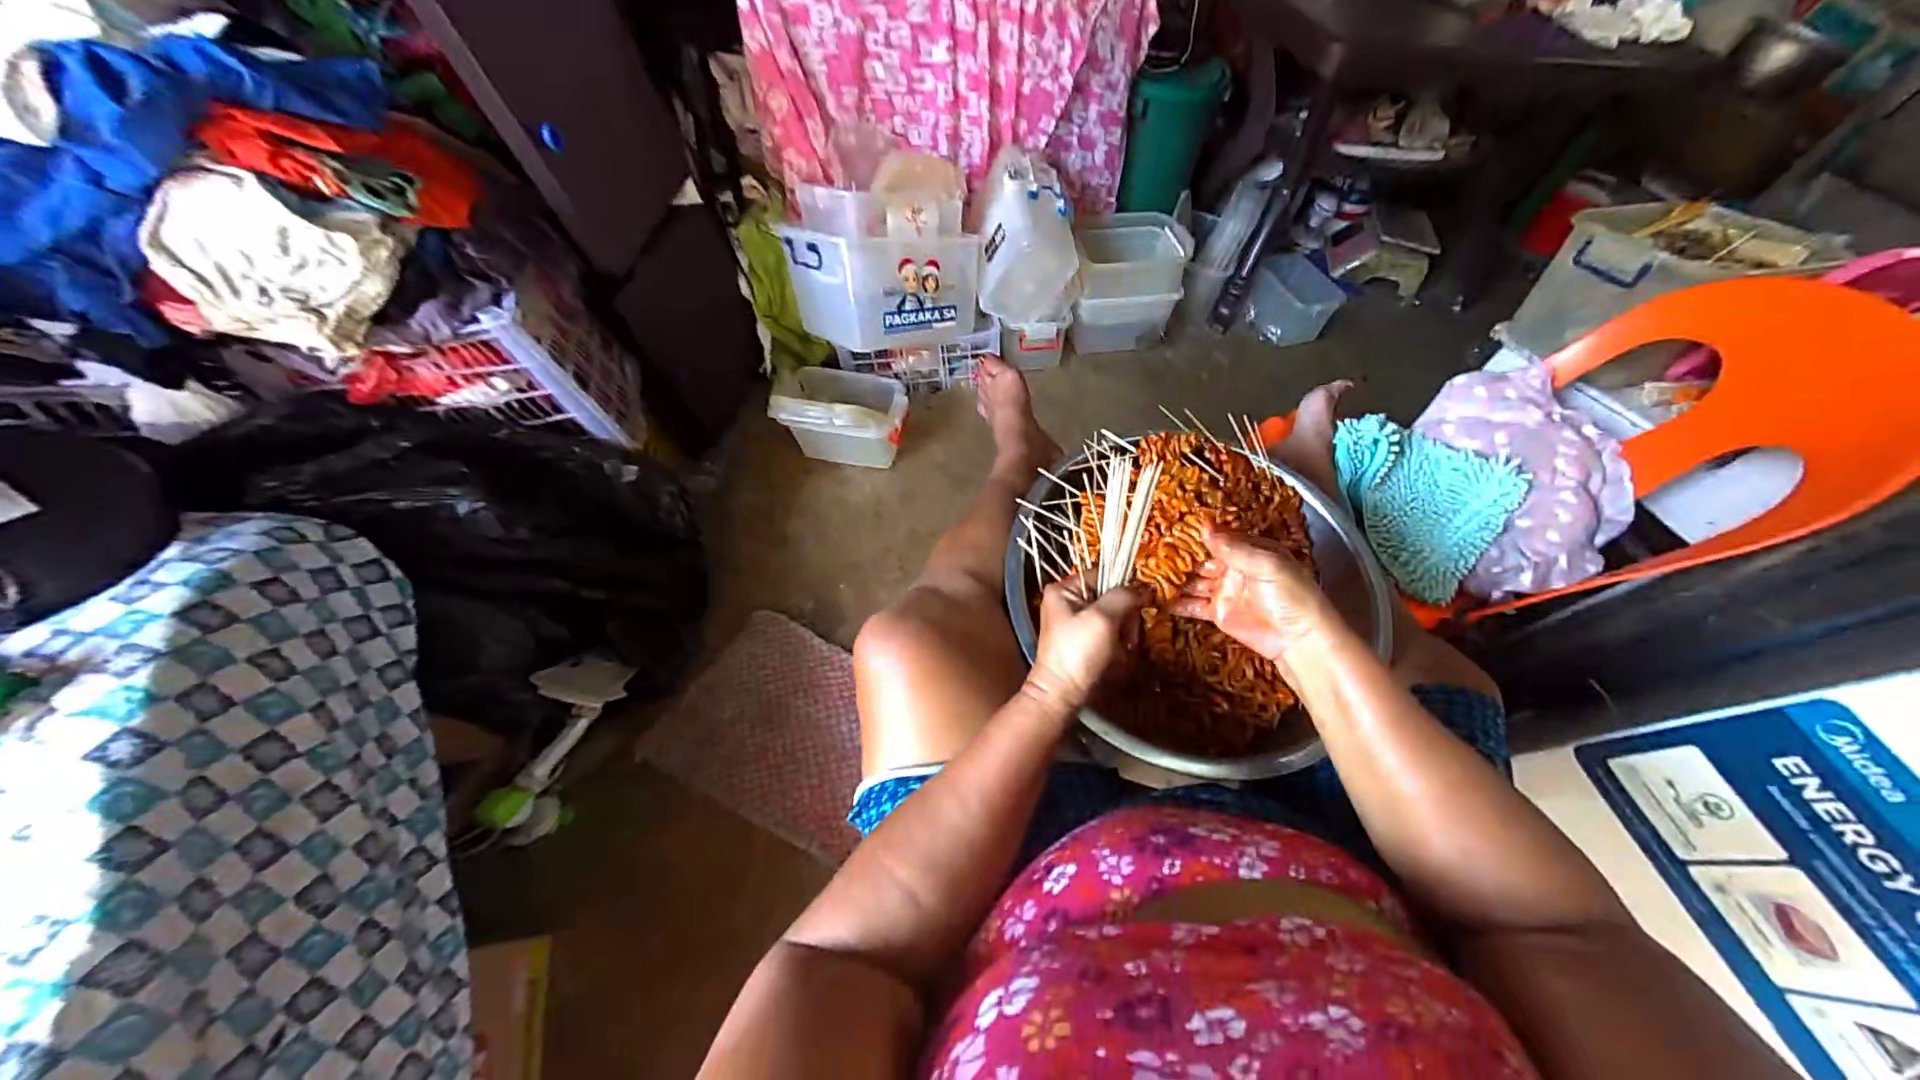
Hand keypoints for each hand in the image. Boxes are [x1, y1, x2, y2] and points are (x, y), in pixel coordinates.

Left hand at [1023, 577, 1145, 711]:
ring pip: (1114, 615)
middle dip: (1125, 614)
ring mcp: (1076, 622)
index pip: (1102, 573)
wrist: (1061, 693)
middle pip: (1110, 596)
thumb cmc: (1077, 652)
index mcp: (1063, 589)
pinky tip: (1119, 654)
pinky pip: (1109, 632)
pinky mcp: (1084, 641)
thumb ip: (1123, 596)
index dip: (1124, 584)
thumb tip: (1144, 586)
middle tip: (1126, 632)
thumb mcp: (1102, 618)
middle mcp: (1068, 601)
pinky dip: (1118, 642)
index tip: (1141, 599)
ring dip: (1124, 630)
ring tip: (1122, 646)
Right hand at [1169, 528, 1341, 671]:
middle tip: (1154, 550)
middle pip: (1202, 558)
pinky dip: (1178, 603)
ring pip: (1194, 581)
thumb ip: (1235, 548)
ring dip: (1176, 578)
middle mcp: (1235, 568)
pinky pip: (1194, 605)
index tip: (1172, 527)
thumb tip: (1205, 526)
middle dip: (1181, 555)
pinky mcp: (1218, 613)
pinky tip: (1160, 599)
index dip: (1198, 534)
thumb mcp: (1267, 565)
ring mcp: (1225, 590)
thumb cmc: (1292, 596)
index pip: (1220, 538)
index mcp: (1250, 551)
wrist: (1299, 639)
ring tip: (1151, 573)